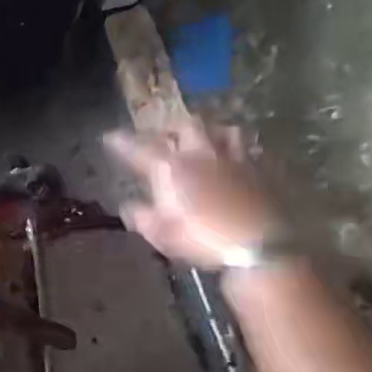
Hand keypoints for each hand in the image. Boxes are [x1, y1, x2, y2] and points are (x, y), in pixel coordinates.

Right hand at [104, 113, 281, 269]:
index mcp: (171, 168)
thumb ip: (142, 216)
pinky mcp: (261, 169)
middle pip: (186, 125)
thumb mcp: (160, 233)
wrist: (257, 246)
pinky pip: (247, 149)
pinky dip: (236, 149)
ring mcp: (235, 159)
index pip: (139, 148)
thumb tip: (131, 206)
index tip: (110, 137)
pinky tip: (233, 159)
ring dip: (210, 131)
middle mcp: (202, 155)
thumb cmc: (201, 239)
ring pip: (223, 129)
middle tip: (163, 138)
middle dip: (171, 129)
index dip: (122, 142)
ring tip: (202, 140)